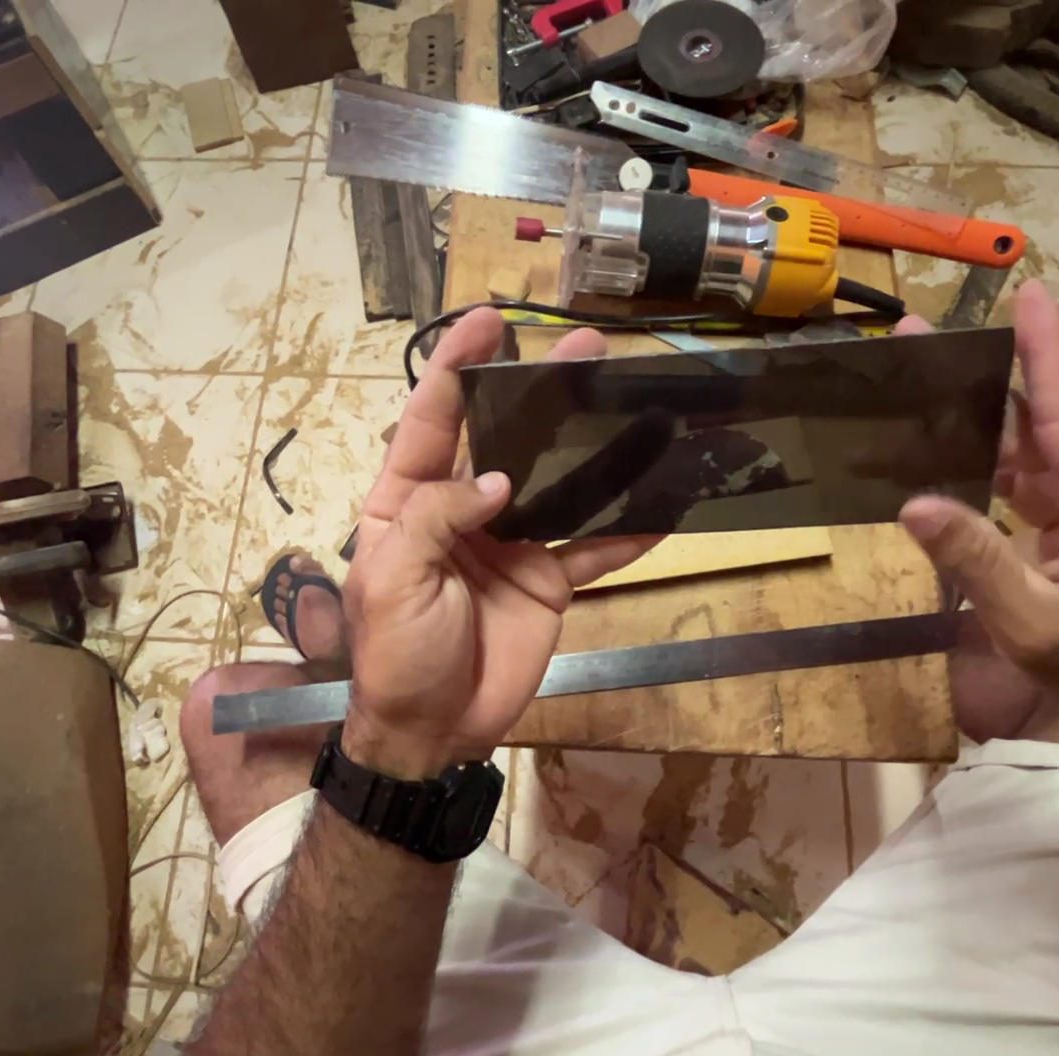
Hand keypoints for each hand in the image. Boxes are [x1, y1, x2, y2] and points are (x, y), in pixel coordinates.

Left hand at [340, 311, 660, 775]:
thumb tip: (498, 477)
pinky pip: (593, 549)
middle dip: (541, 391)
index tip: (487, 322)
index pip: (432, 420)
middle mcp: (464, 510)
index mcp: (410, 500)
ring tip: (633, 403)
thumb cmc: (395, 655)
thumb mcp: (395, 581)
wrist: (434, 730)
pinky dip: (626, 534)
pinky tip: (663, 507)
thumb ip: (437, 519)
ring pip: (558, 485)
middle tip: (585, 348)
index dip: (457, 368)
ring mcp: (513, 543)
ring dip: (594, 450)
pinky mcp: (549, 580)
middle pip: (506, 439)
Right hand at [896, 281, 1058, 720]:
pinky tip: (943, 441)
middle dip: (988, 370)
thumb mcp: (1037, 626)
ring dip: (979, 410)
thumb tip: (914, 505)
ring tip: (920, 380)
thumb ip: (979, 563)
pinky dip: (985, 454)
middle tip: (922, 337)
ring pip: (1033, 438)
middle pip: (1046, 414)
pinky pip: (1028, 471)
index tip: (1030, 295)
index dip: (1049, 355)